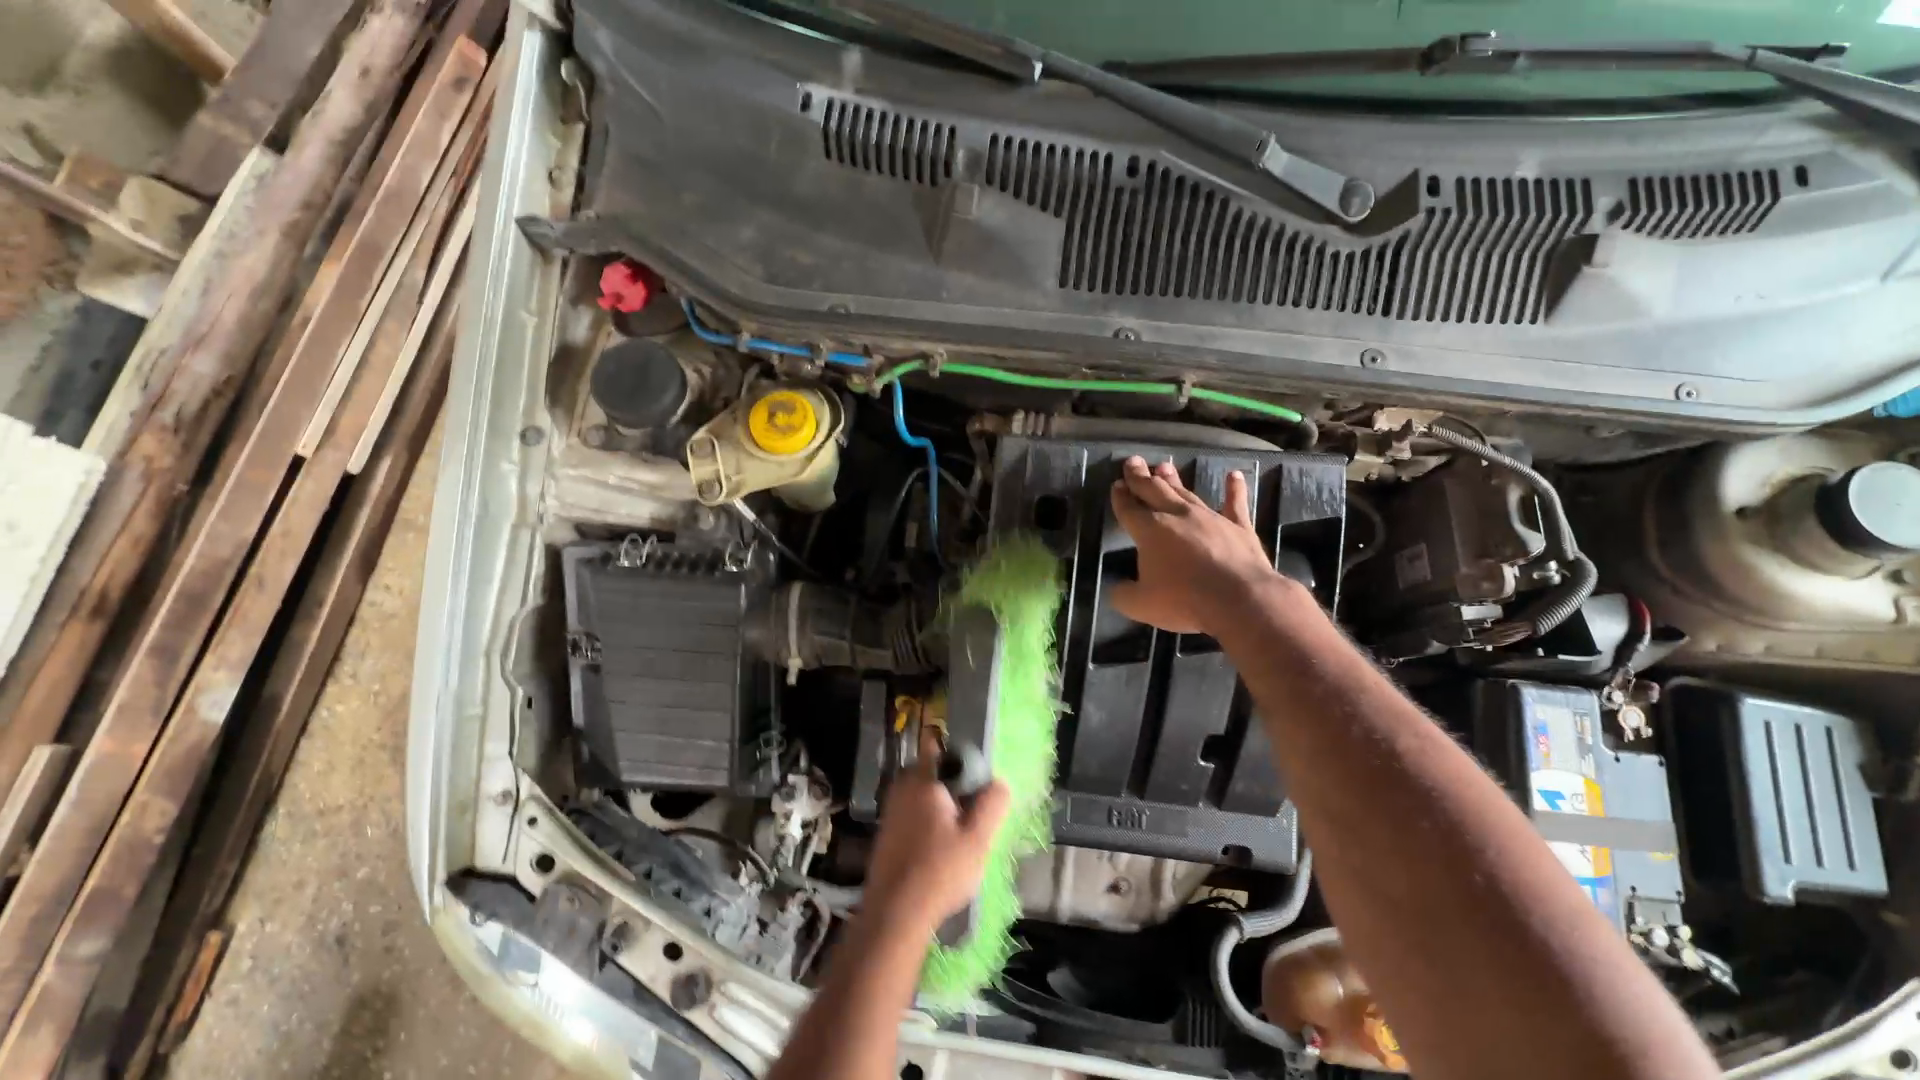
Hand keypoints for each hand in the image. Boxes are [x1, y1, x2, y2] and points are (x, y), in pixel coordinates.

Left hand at [864, 734, 1010, 931]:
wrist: (895, 913)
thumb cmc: (939, 870)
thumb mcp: (977, 838)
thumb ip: (992, 804)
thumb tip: (999, 782)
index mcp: (922, 781)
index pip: (936, 746)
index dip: (957, 755)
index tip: (975, 775)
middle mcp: (900, 790)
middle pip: (930, 774)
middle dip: (950, 786)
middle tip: (972, 811)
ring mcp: (889, 813)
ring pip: (920, 798)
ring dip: (938, 809)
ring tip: (959, 836)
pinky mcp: (885, 837)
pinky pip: (910, 818)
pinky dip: (925, 825)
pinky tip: (938, 851)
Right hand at [1108, 456, 1286, 634]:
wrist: (1239, 598)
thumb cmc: (1185, 600)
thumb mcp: (1141, 604)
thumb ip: (1123, 594)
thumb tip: (1117, 588)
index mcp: (1150, 531)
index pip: (1129, 509)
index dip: (1120, 497)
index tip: (1116, 485)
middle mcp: (1177, 516)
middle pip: (1154, 491)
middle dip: (1140, 477)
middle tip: (1133, 462)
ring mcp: (1210, 518)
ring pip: (1187, 493)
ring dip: (1174, 479)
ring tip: (1164, 465)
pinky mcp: (1238, 526)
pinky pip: (1235, 503)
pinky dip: (1234, 489)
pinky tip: (1234, 476)